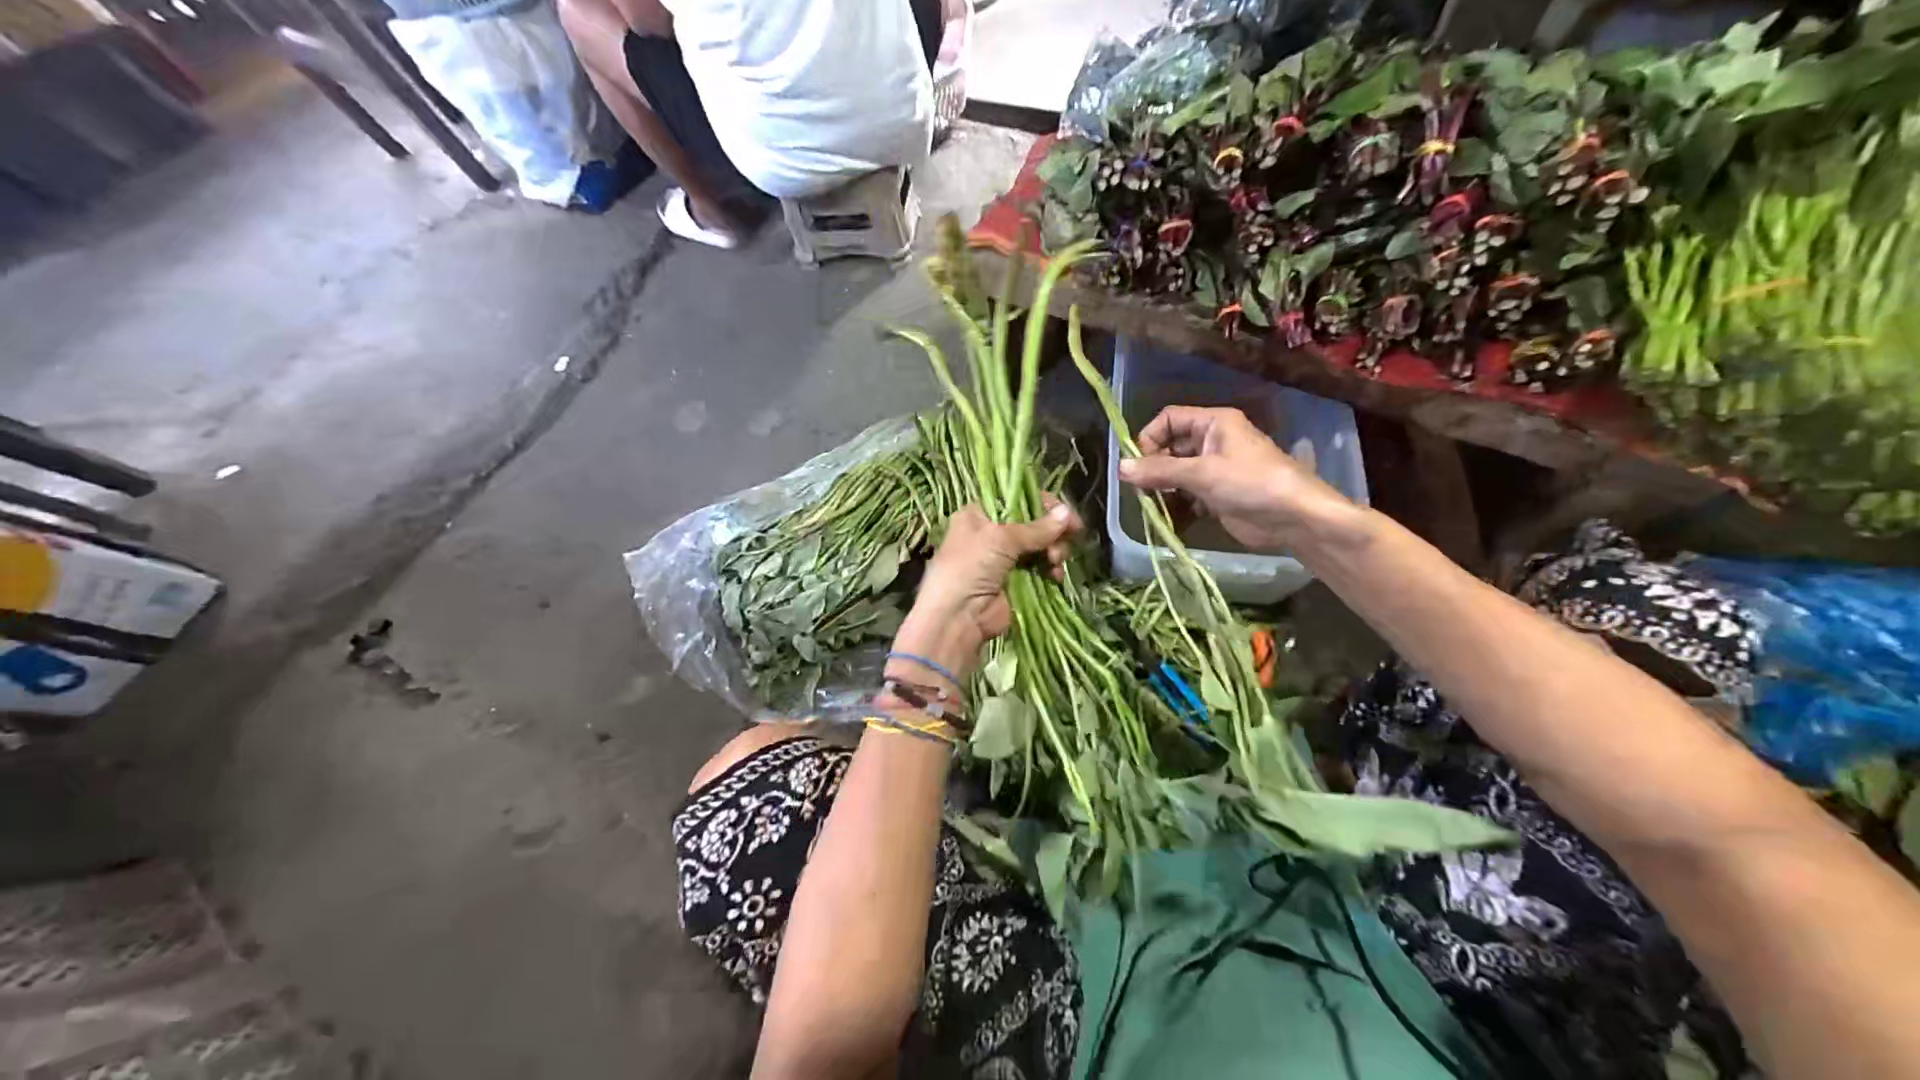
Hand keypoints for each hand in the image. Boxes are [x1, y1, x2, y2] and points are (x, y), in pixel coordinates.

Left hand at [890, 499, 1080, 685]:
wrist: (958, 617)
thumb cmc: (970, 567)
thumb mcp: (1000, 539)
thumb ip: (1036, 527)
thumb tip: (1067, 512)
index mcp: (979, 514)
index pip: (1017, 499)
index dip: (1044, 505)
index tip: (1068, 516)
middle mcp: (991, 533)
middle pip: (1033, 523)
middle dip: (1052, 531)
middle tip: (1066, 541)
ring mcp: (1004, 558)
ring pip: (1040, 546)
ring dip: (1053, 550)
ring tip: (1055, 561)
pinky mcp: (1016, 581)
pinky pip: (1040, 568)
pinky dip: (1050, 569)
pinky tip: (1055, 576)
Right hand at [1118, 406, 1352, 552]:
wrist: (1295, 518)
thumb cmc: (1251, 483)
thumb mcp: (1202, 474)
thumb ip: (1159, 471)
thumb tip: (1119, 467)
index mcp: (1213, 423)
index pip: (1169, 419)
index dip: (1149, 438)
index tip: (1138, 464)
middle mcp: (1213, 440)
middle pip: (1169, 446)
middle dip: (1153, 466)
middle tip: (1142, 489)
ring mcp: (1215, 468)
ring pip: (1176, 471)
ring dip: (1162, 487)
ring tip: (1155, 504)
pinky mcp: (1217, 493)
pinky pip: (1187, 492)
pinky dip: (1177, 502)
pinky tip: (1173, 515)